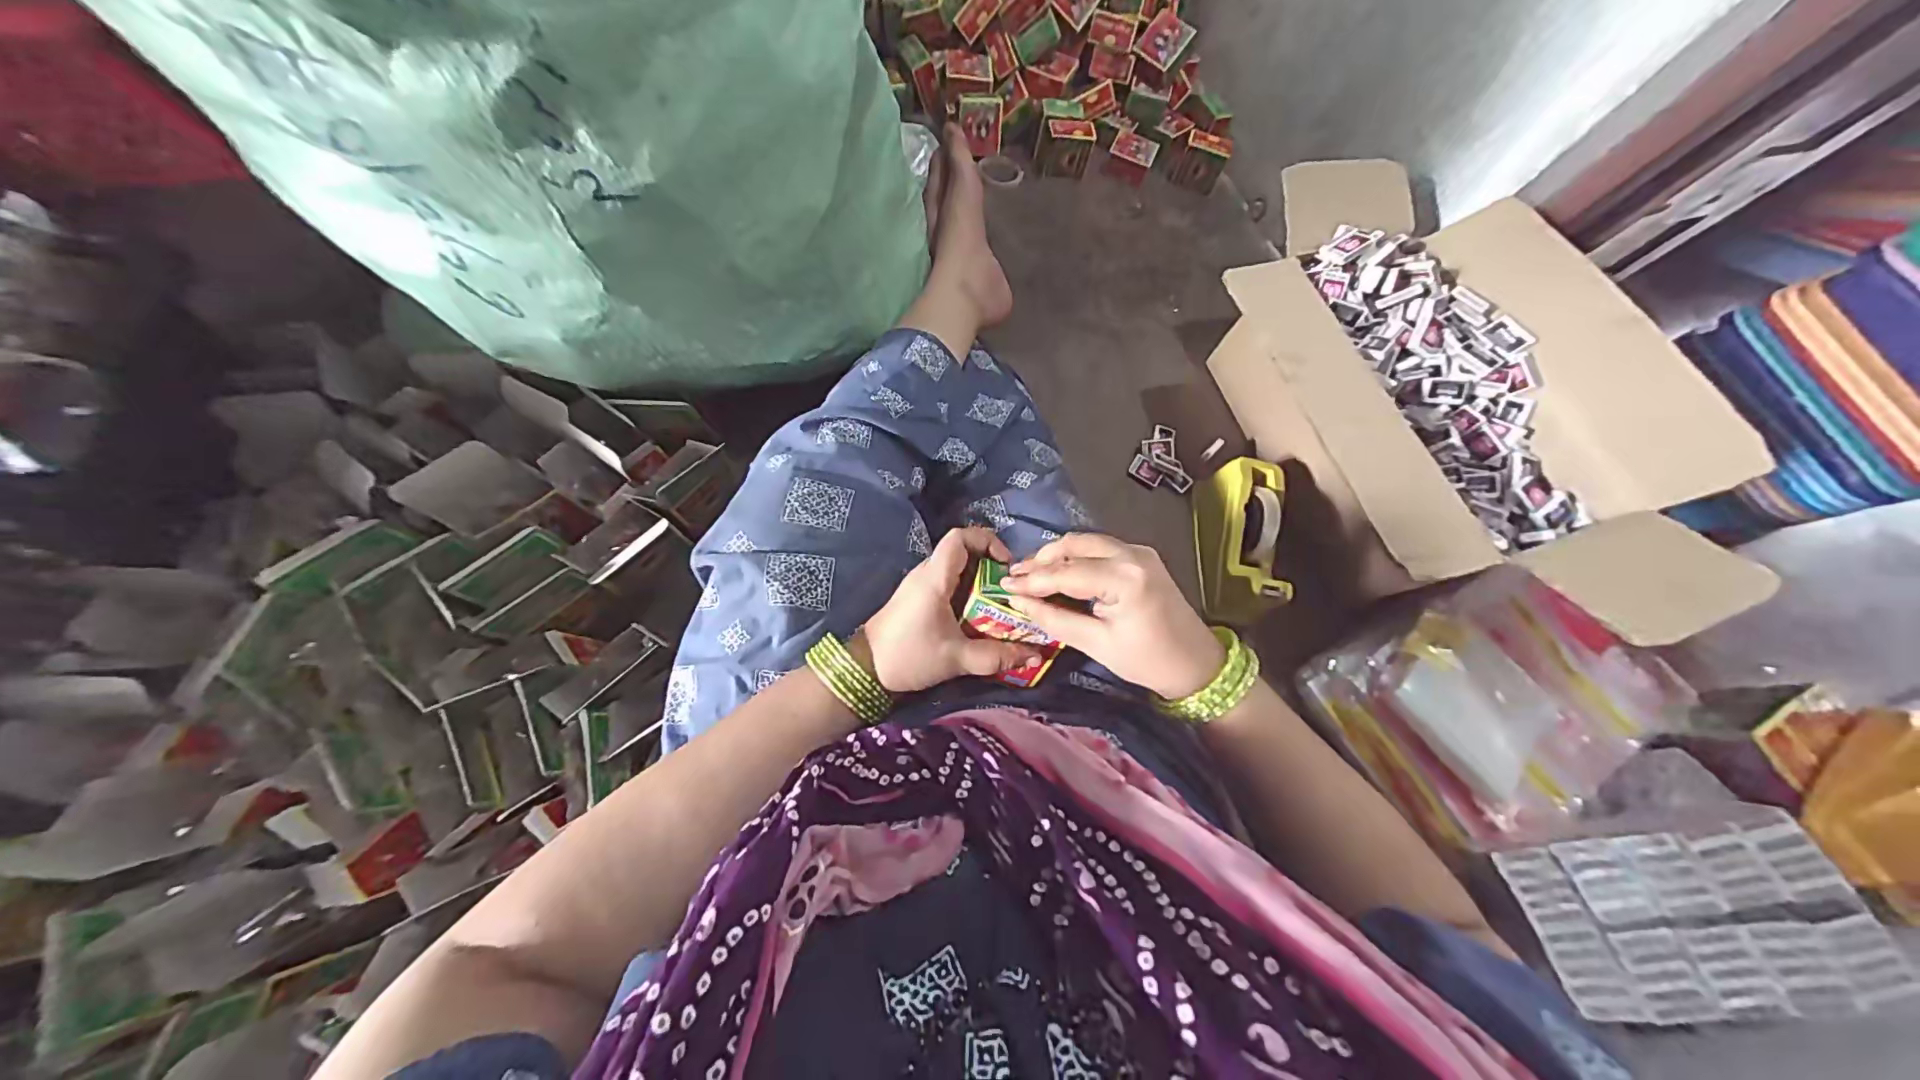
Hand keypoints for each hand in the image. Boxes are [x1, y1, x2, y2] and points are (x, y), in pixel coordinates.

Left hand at [862, 526, 1041, 693]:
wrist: (866, 669)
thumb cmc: (909, 656)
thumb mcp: (958, 658)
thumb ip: (997, 656)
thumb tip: (1035, 655)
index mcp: (934, 578)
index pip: (960, 537)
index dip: (987, 541)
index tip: (1005, 565)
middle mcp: (925, 573)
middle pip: (962, 552)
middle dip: (989, 566)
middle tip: (1008, 591)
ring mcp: (918, 585)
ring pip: (954, 569)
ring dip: (978, 581)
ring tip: (998, 605)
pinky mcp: (915, 598)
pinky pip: (946, 583)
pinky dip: (964, 592)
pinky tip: (976, 616)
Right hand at [1000, 533, 1224, 699]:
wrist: (1197, 663)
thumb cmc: (1148, 660)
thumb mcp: (1097, 644)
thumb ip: (1055, 619)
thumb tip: (1019, 603)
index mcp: (1124, 578)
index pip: (1066, 572)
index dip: (1032, 580)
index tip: (1003, 585)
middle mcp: (1132, 555)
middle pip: (1075, 545)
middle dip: (1041, 560)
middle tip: (1015, 576)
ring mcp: (1140, 552)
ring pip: (1086, 541)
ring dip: (1057, 554)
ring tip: (1031, 573)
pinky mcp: (1142, 556)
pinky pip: (1100, 547)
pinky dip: (1076, 555)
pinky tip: (1059, 571)